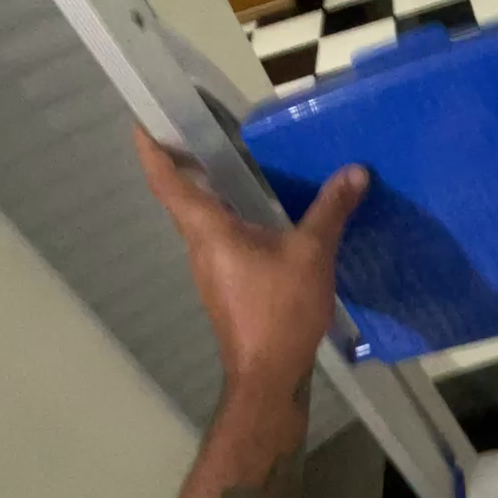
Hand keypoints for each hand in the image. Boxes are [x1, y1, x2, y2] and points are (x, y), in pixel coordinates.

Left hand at [134, 128, 367, 397]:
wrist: (268, 373)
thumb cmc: (279, 310)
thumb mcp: (312, 254)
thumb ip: (331, 209)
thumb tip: (355, 171)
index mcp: (210, 231)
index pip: (169, 184)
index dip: (154, 152)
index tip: (142, 123)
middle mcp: (201, 246)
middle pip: (182, 199)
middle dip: (183, 164)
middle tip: (197, 131)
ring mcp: (212, 269)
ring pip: (203, 220)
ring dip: (209, 191)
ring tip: (233, 164)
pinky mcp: (227, 285)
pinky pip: (222, 238)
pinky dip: (231, 215)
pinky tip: (262, 216)